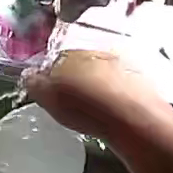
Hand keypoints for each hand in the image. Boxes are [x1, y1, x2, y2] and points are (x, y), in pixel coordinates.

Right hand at [23, 50, 172, 139]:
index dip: (50, 77)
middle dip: (75, 80)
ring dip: (97, 87)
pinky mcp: (143, 82)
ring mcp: (123, 65)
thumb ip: (35, 83)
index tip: (49, 92)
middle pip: (80, 65)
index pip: (55, 60)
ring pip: (102, 74)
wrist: (134, 120)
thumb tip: (29, 76)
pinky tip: (112, 114)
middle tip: (71, 102)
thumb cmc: (87, 107)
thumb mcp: (48, 97)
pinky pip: (122, 87)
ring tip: (92, 110)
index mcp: (72, 52)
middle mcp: (99, 53)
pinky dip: (115, 97)